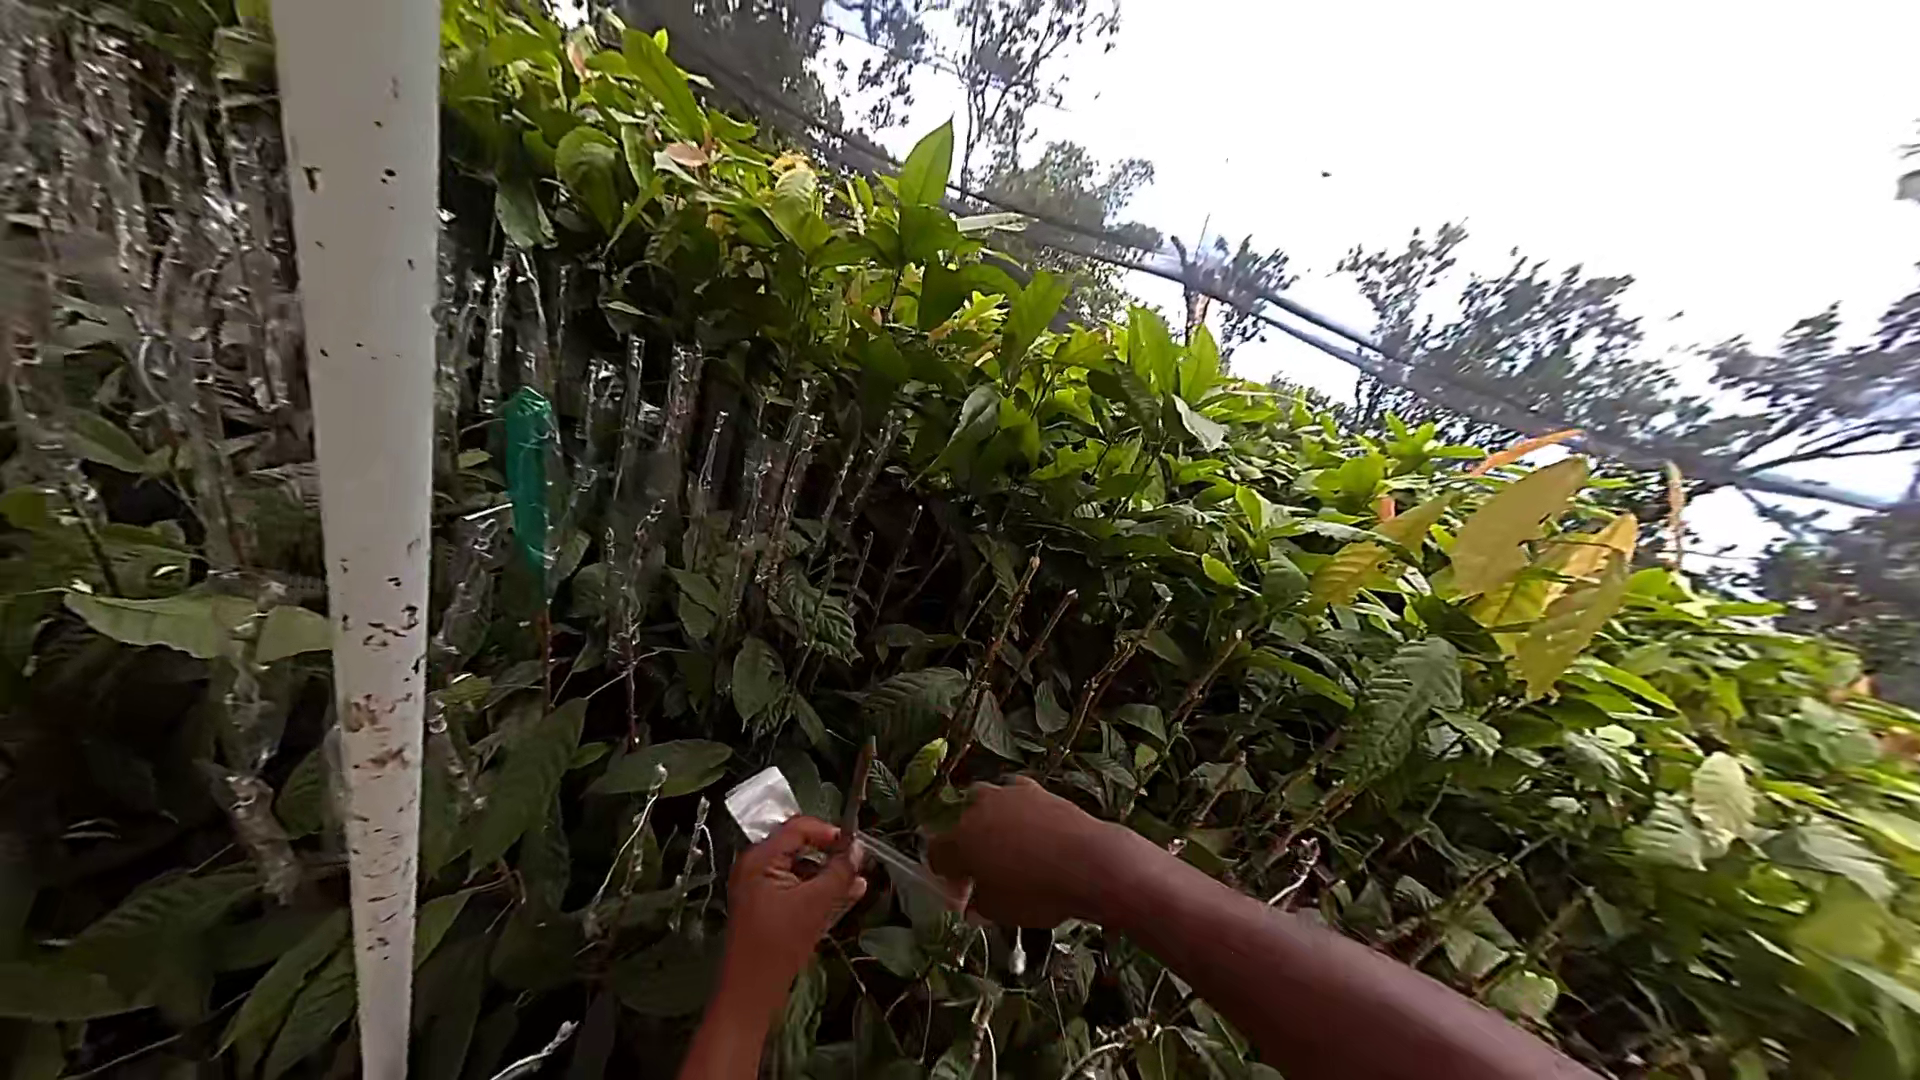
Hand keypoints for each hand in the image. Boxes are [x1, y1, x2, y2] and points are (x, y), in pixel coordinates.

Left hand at [722, 816, 867, 996]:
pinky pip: (794, 883)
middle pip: (798, 845)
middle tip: (856, 861)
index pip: (798, 827)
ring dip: (826, 872)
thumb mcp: (816, 904)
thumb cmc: (779, 946)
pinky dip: (815, 887)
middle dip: (829, 853)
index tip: (854, 843)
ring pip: (799, 866)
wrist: (749, 997)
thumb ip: (840, 872)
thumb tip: (858, 848)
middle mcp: (754, 865)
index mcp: (760, 858)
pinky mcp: (763, 903)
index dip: (828, 832)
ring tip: (854, 881)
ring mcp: (757, 884)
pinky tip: (840, 896)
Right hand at [927, 776, 1138, 927]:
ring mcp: (1006, 794)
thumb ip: (980, 904)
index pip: (936, 853)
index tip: (962, 894)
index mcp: (960, 840)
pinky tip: (1030, 826)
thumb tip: (974, 903)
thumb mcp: (1001, 911)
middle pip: (960, 823)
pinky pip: (1015, 794)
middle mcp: (977, 809)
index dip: (945, 875)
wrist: (1088, 862)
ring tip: (1007, 845)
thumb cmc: (1038, 892)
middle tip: (984, 870)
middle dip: (967, 844)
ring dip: (989, 821)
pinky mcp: (1034, 788)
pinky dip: (1016, 808)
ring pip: (985, 801)